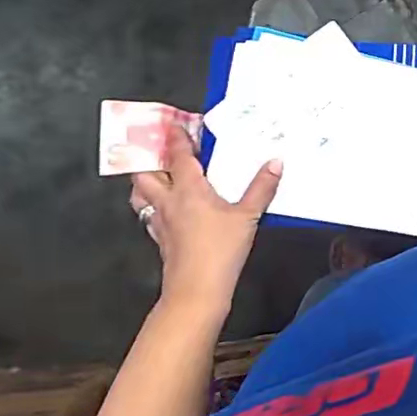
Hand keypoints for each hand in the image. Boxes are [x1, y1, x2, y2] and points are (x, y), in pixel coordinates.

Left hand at [130, 127, 281, 316]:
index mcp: (188, 191)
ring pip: (141, 194)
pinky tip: (165, 205)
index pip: (178, 158)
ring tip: (156, 171)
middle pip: (146, 173)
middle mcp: (168, 202)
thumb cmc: (220, 250)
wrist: (196, 291)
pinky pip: (149, 213)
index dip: (176, 139)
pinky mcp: (161, 239)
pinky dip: (152, 202)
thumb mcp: (248, 216)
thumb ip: (262, 188)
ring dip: (145, 179)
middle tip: (158, 145)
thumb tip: (276, 163)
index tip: (174, 123)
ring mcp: (160, 222)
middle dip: (149, 156)